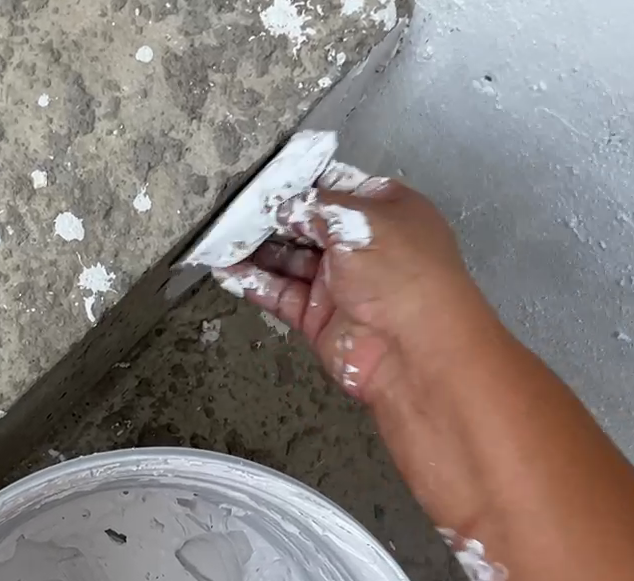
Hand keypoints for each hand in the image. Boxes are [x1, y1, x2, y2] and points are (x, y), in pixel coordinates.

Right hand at [217, 176, 504, 403]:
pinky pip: (280, 295)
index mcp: (383, 211)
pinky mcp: (317, 317)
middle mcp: (360, 245)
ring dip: (255, 251)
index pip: (335, 189)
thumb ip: (317, 207)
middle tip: (233, 210)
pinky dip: (253, 284)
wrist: (412, 349)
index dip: (301, 183)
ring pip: (288, 261)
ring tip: (221, 239)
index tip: (264, 179)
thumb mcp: (359, 220)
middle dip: (271, 218)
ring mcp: (338, 284)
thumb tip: (287, 206)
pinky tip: (226, 271)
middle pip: (306, 226)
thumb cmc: (401, 273)